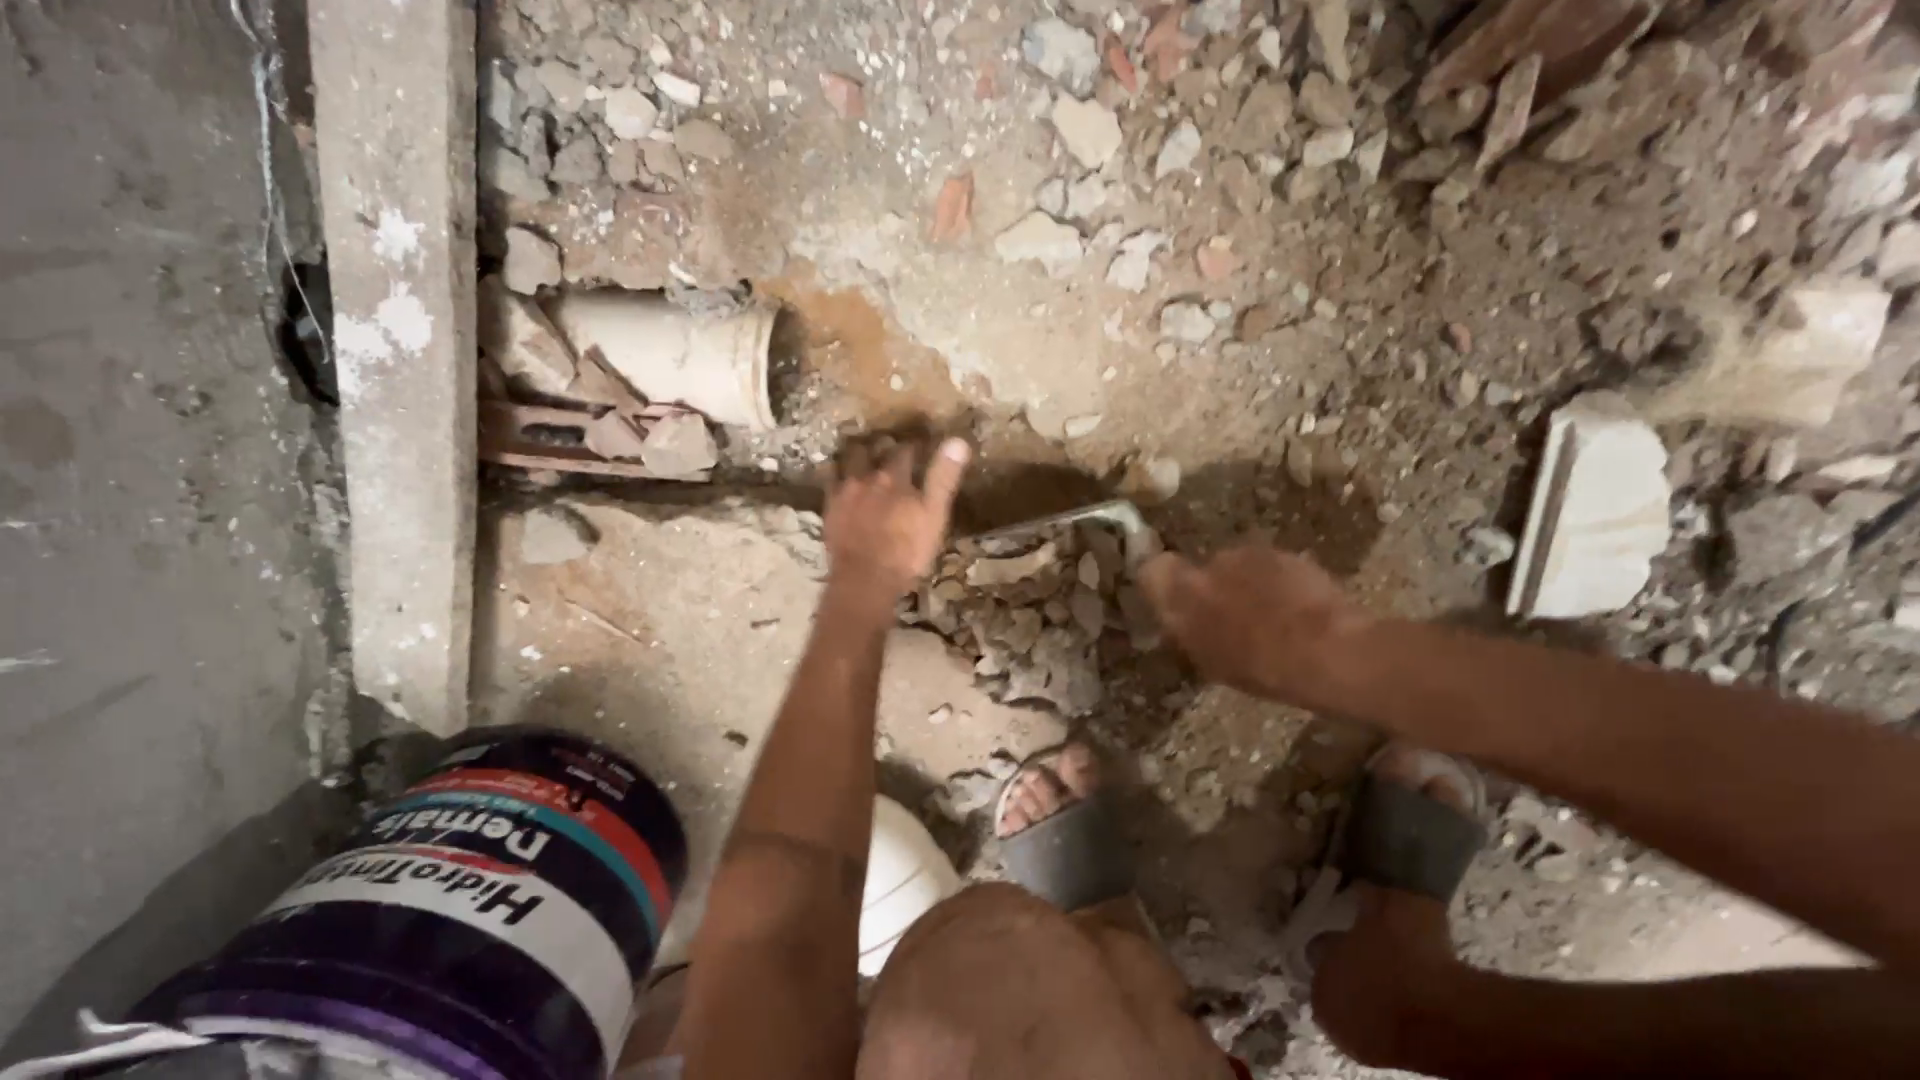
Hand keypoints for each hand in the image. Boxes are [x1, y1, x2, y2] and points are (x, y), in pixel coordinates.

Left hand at [823, 437, 970, 608]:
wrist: (865, 578)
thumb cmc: (907, 551)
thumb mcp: (934, 515)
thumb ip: (943, 478)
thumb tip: (958, 440)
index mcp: (896, 478)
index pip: (906, 451)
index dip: (913, 446)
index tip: (918, 445)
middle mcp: (868, 478)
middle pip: (873, 451)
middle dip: (881, 447)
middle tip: (887, 447)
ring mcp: (845, 492)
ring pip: (849, 461)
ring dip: (857, 455)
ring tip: (861, 455)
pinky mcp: (829, 508)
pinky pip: (829, 480)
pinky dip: (834, 473)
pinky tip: (837, 476)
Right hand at [1138, 545, 1372, 703]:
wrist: (1326, 651)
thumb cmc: (1262, 669)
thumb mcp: (1211, 661)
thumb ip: (1189, 631)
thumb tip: (1180, 620)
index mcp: (1181, 596)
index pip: (1152, 570)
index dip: (1163, 580)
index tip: (1177, 599)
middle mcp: (1208, 565)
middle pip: (1201, 568)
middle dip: (1213, 585)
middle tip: (1232, 616)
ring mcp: (1247, 555)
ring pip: (1237, 566)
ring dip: (1248, 584)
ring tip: (1272, 615)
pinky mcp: (1282, 552)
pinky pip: (1269, 566)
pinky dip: (1277, 582)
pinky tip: (1296, 609)